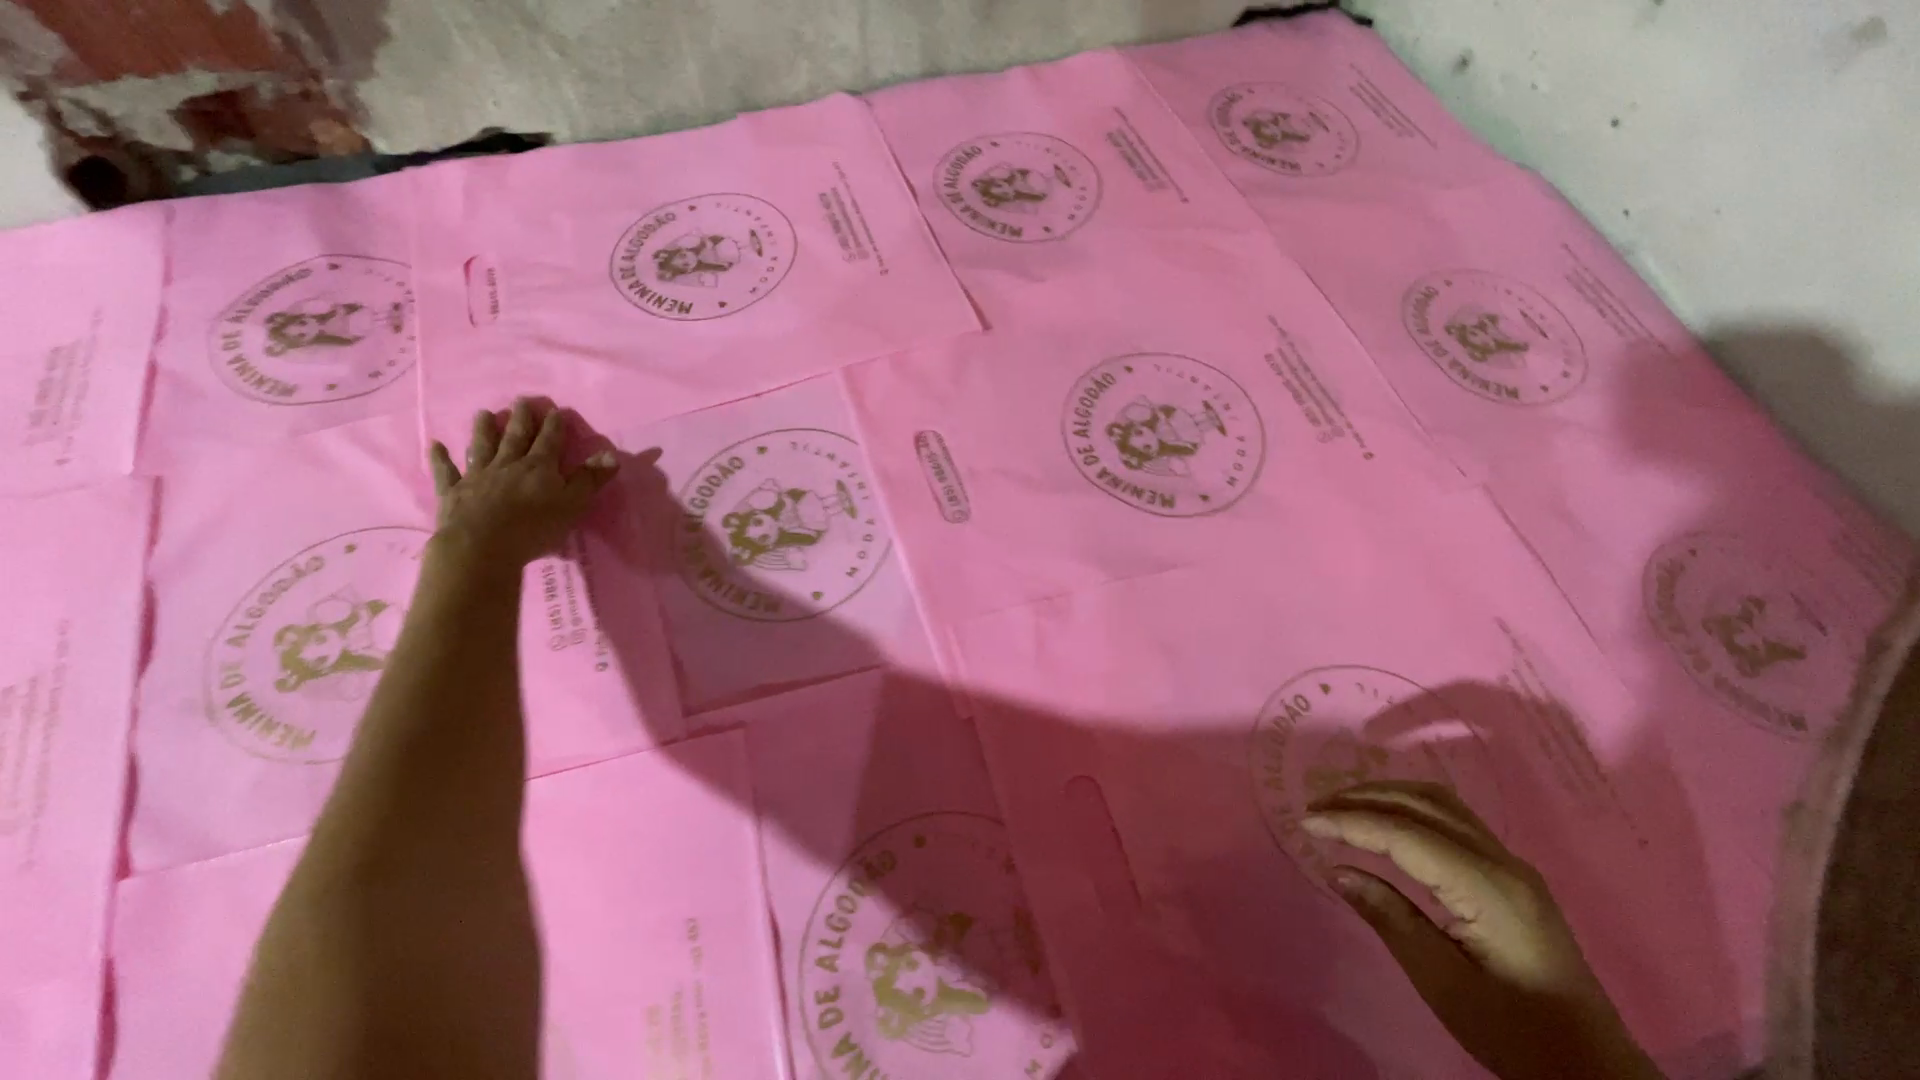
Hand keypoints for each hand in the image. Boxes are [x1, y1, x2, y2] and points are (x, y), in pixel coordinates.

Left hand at [427, 398, 618, 568]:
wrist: (482, 546)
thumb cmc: (534, 527)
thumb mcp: (572, 504)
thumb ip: (590, 479)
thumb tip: (611, 454)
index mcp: (539, 468)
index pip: (549, 442)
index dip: (554, 426)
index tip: (555, 409)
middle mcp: (508, 465)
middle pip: (516, 438)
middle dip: (521, 419)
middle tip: (521, 400)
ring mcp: (478, 476)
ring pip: (482, 447)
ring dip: (484, 430)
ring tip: (484, 413)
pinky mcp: (453, 492)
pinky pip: (446, 471)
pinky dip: (440, 458)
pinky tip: (436, 445)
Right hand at [1303, 781, 1664, 1079]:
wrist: (1588, 1065)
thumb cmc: (1511, 1029)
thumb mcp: (1441, 982)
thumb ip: (1389, 917)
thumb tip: (1337, 869)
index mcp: (1487, 887)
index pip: (1405, 833)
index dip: (1351, 822)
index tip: (1305, 822)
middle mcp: (1502, 861)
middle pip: (1425, 803)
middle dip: (1365, 797)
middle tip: (1315, 807)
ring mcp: (1512, 865)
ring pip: (1442, 804)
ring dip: (1388, 796)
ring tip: (1342, 808)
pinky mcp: (1511, 876)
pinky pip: (1454, 821)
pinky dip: (1410, 810)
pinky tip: (1386, 824)